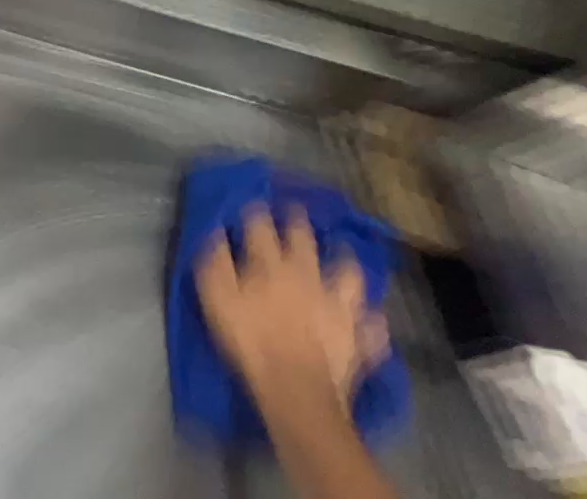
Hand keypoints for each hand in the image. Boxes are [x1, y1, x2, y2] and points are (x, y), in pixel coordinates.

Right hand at [196, 205, 388, 408]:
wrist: (296, 386)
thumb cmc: (248, 337)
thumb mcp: (216, 295)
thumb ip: (215, 260)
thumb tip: (215, 230)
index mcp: (270, 264)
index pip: (261, 227)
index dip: (255, 211)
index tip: (252, 200)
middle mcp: (308, 275)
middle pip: (305, 240)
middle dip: (298, 221)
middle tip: (296, 210)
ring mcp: (340, 304)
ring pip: (348, 272)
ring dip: (344, 258)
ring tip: (342, 251)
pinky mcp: (360, 333)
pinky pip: (371, 319)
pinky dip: (369, 312)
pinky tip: (368, 311)